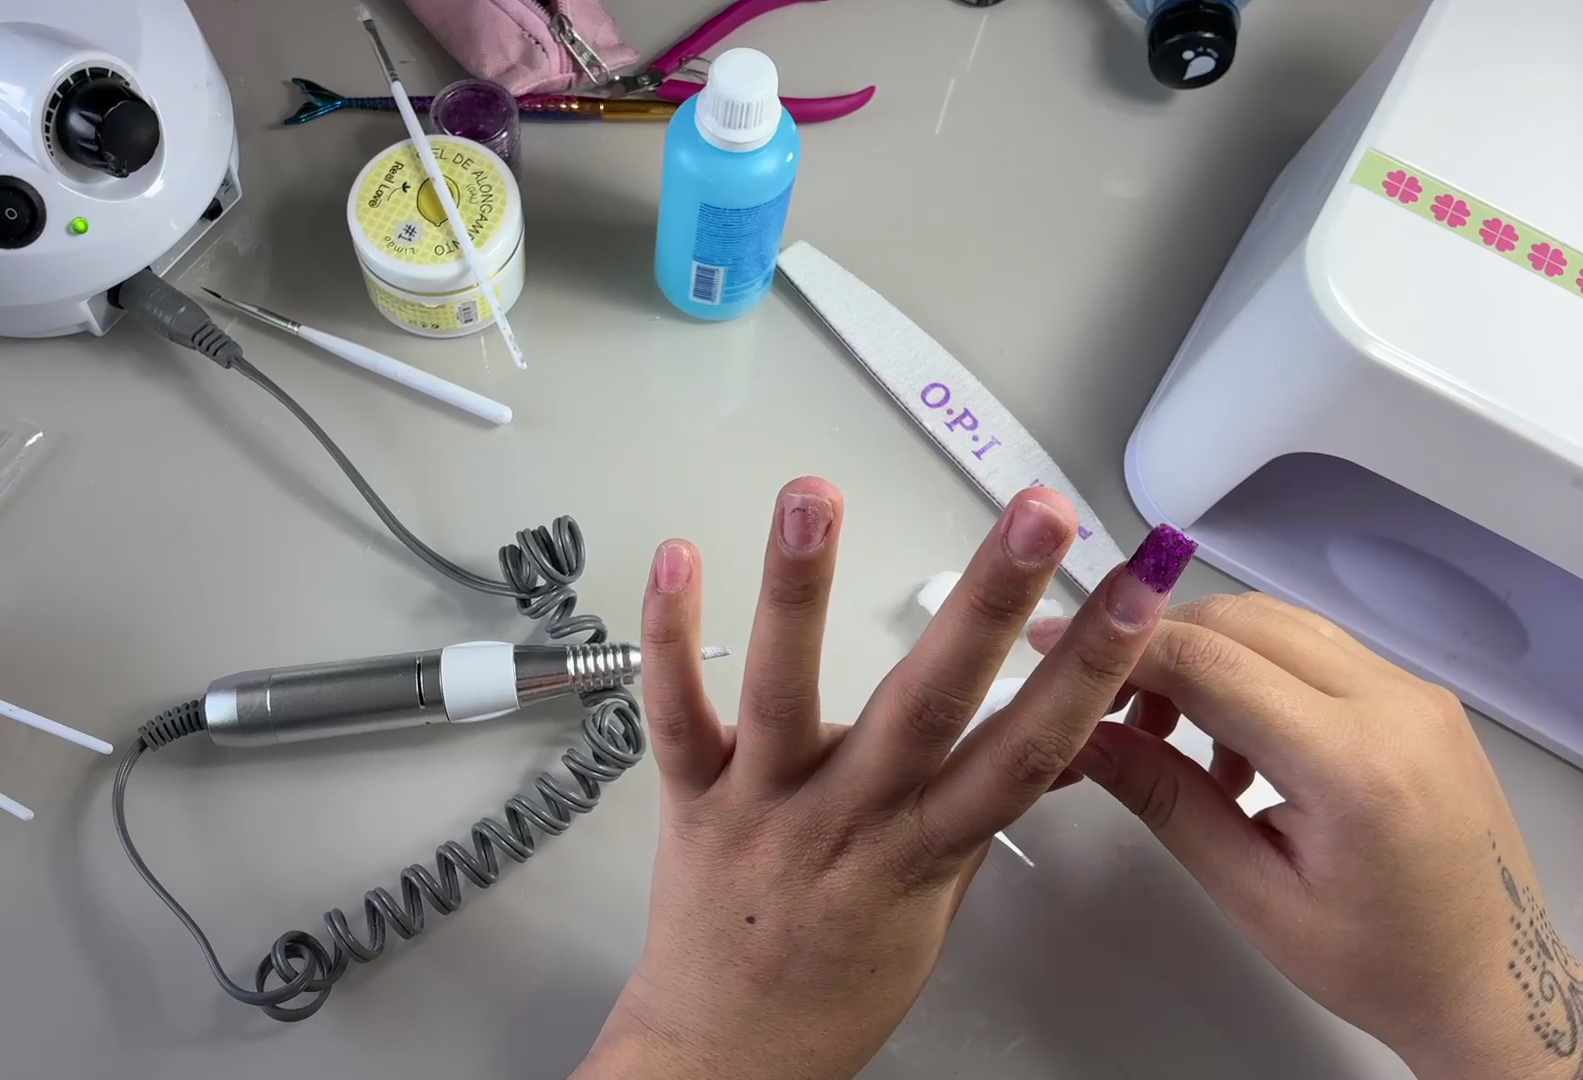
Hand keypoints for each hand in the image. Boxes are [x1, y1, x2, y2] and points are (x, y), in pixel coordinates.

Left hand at [572, 479, 1186, 1079]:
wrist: (728, 1052)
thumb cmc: (832, 982)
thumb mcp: (925, 909)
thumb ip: (962, 821)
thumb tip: (1019, 756)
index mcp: (921, 846)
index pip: (1029, 748)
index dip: (1091, 667)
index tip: (1132, 589)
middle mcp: (847, 815)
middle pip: (930, 701)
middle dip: (991, 601)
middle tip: (1032, 514)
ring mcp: (760, 801)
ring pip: (787, 685)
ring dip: (799, 583)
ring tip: (814, 497)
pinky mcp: (688, 795)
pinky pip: (676, 709)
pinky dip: (671, 635)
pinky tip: (678, 559)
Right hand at [1031, 593, 1581, 1079]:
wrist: (1501, 986)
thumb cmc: (1376, 960)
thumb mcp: (1247, 890)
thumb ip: (1157, 796)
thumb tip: (1073, 733)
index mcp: (1355, 765)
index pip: (1203, 662)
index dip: (1114, 645)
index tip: (1045, 645)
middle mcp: (1393, 705)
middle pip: (1228, 620)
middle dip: (1144, 644)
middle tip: (1101, 701)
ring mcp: (1408, 690)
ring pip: (1258, 617)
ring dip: (1187, 648)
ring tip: (1159, 721)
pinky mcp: (1405, 691)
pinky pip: (1292, 639)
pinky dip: (1230, 658)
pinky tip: (1218, 724)